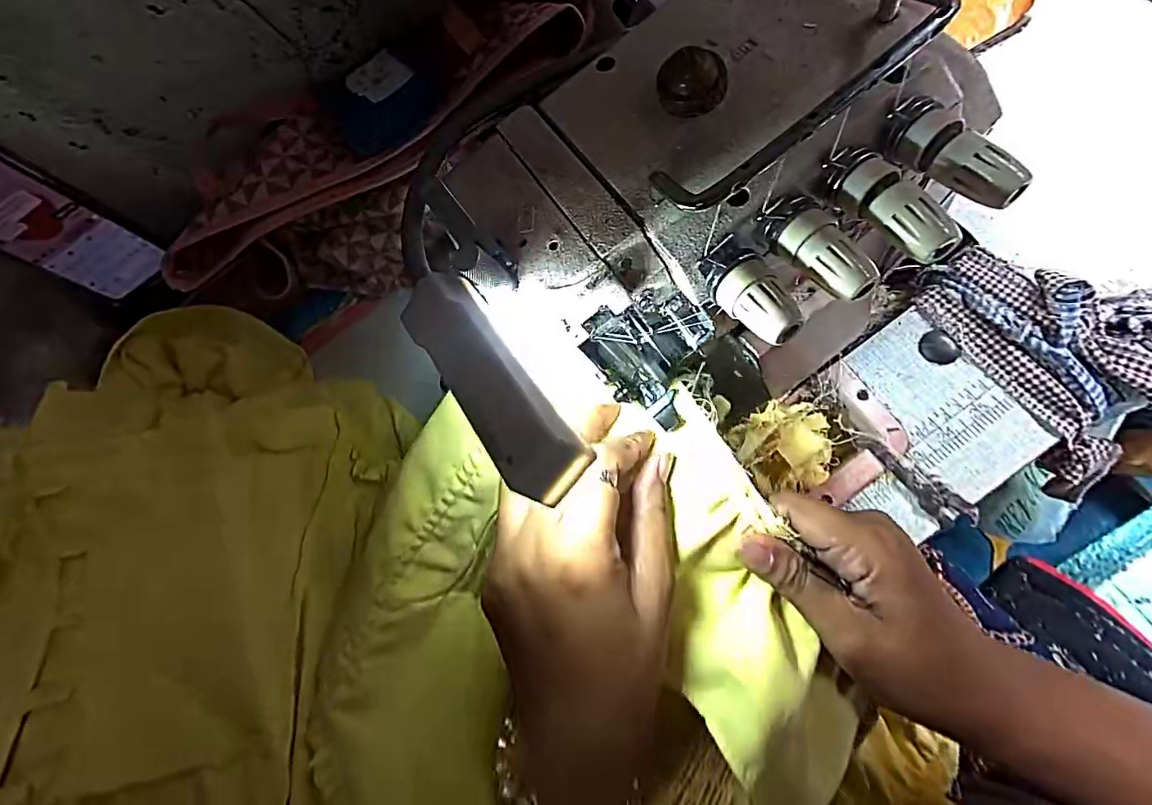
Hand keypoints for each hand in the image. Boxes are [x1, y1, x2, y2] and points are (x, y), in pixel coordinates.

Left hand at [483, 404, 676, 804]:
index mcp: (575, 555)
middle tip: (610, 412)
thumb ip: (652, 518)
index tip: (649, 437)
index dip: (625, 445)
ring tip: (589, 438)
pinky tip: (569, 483)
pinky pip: (516, 510)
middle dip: (580, 430)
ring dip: (556, 453)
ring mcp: (501, 561)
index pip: (595, 470)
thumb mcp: (655, 593)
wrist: (572, 739)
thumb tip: (658, 461)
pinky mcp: (493, 573)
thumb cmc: (628, 669)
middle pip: (547, 463)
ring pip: (522, 480)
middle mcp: (527, 548)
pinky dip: (543, 485)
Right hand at [738, 493, 986, 737]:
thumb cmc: (914, 669)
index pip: (792, 505)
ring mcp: (879, 533)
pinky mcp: (881, 547)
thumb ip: (797, 584)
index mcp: (863, 538)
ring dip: (800, 560)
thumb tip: (747, 542)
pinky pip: (834, 542)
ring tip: (798, 600)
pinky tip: (824, 599)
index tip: (746, 563)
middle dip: (781, 547)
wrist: (978, 685)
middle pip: (803, 516)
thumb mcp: (848, 635)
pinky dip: (820, 566)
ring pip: (816, 529)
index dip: (764, 528)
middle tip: (773, 593)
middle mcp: (870, 522)